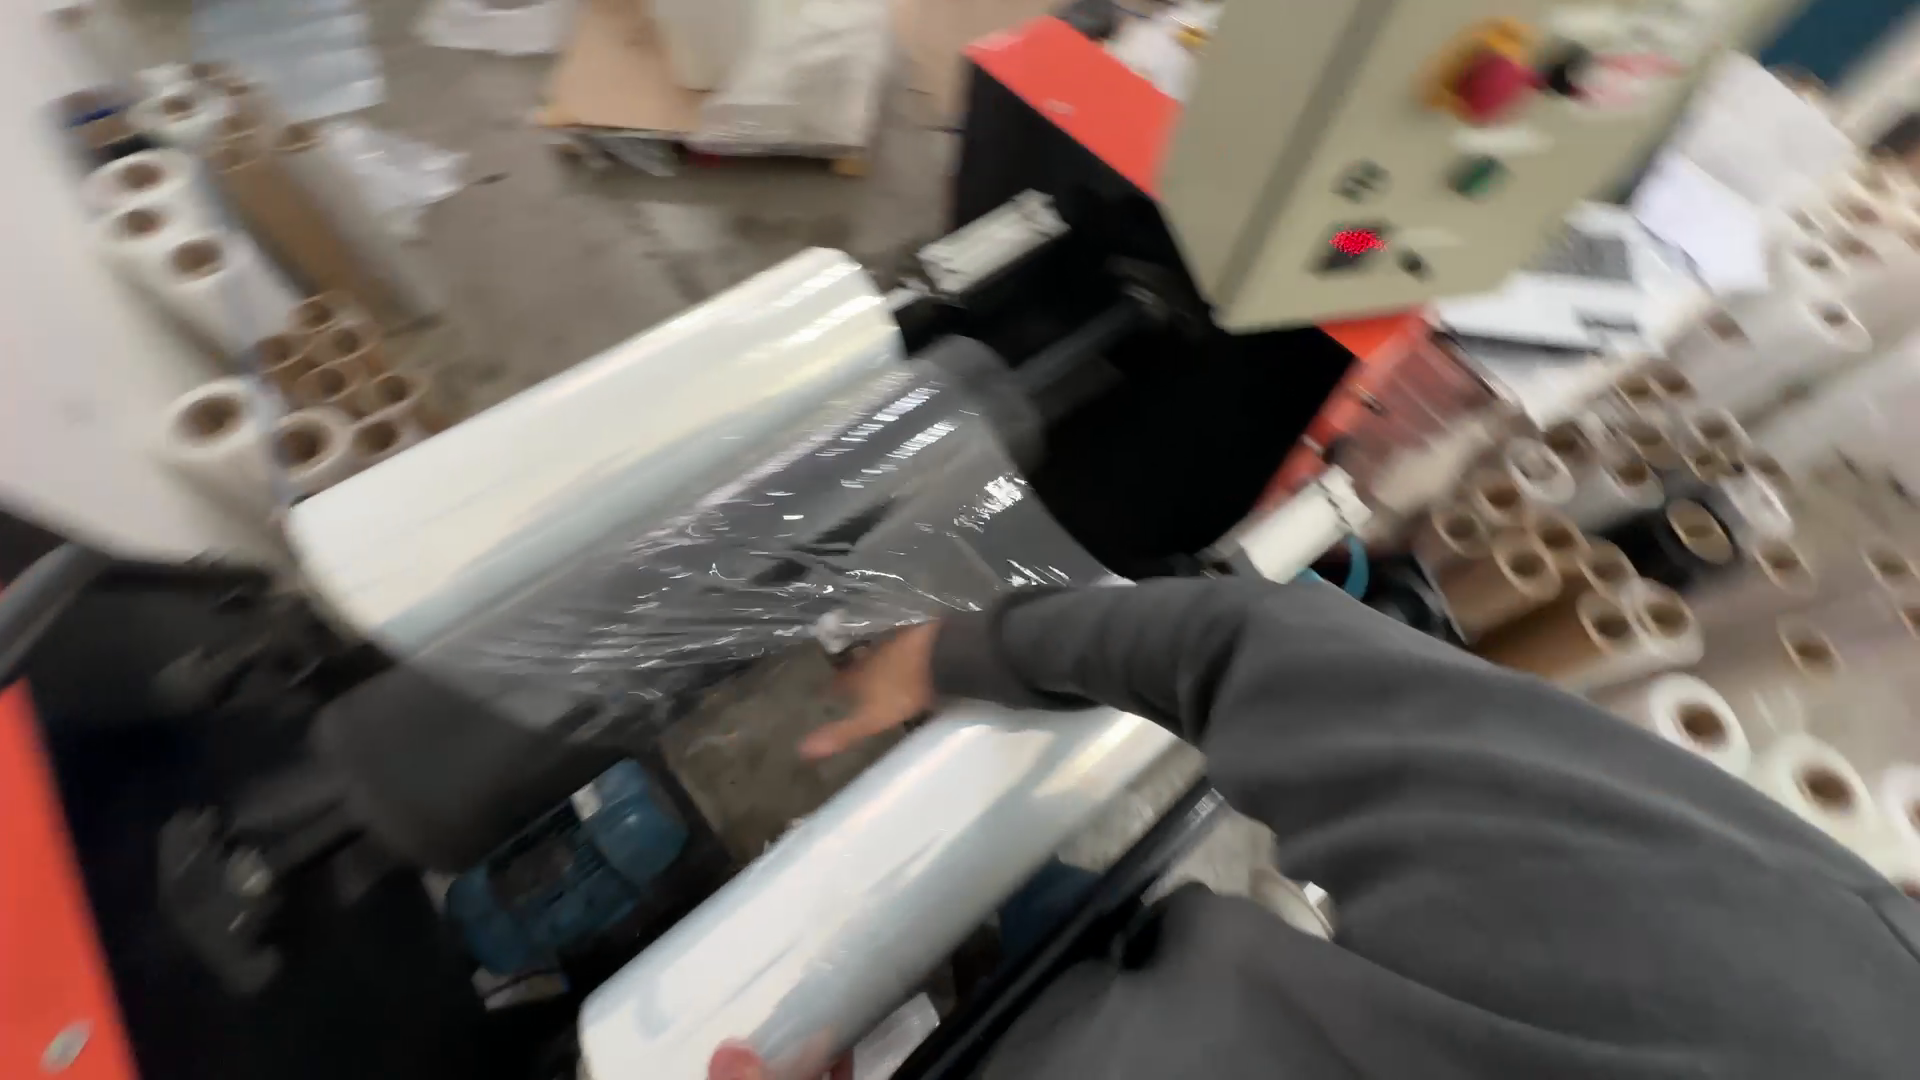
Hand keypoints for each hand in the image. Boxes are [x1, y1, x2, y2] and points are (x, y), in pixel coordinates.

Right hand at [799, 622, 939, 759]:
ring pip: (877, 649)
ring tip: (874, 663)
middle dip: (851, 669)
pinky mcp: (915, 632)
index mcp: (857, 676)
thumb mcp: (872, 718)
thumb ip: (841, 732)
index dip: (831, 688)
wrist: (940, 656)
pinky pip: (900, 639)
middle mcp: (869, 655)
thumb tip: (801, 750)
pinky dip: (898, 645)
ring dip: (873, 656)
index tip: (825, 692)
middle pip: (855, 663)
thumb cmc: (904, 690)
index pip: (837, 683)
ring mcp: (893, 640)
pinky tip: (905, 652)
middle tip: (849, 674)